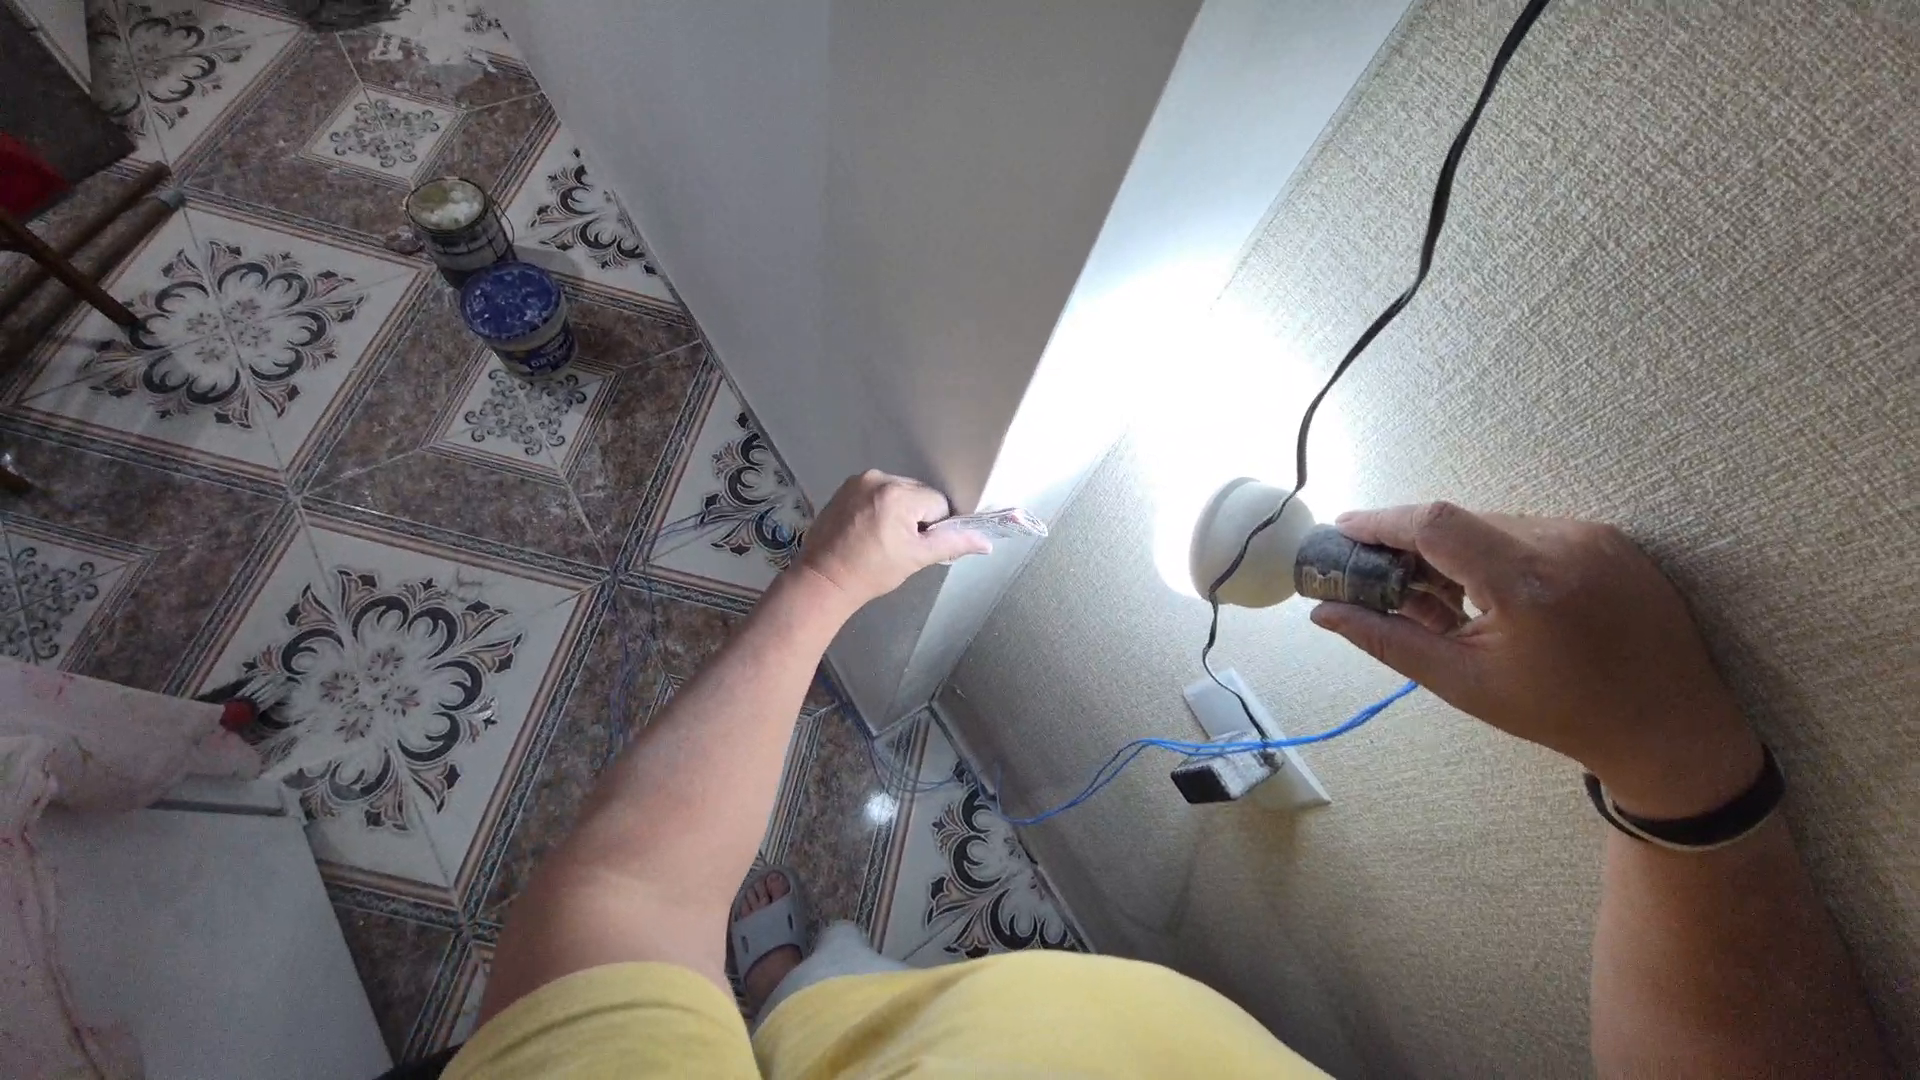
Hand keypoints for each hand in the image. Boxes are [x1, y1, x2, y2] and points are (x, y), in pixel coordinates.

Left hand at [794, 470, 991, 608]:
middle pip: (919, 494)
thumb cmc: (872, 572)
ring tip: (883, 537)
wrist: (824, 579)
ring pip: (900, 492)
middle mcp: (878, 478)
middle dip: (917, 516)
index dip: (933, 528)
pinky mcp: (846, 486)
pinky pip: (878, 491)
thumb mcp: (916, 558)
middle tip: (899, 544)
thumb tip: (986, 542)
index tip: (914, 546)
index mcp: (897, 494)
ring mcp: (858, 480)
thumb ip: (953, 544)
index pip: (938, 503)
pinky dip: (881, 506)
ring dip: (900, 510)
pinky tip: (870, 529)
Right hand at [1310, 502, 1763, 818]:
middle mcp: (1565, 543)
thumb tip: (1322, 612)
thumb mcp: (1459, 681)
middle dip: (1411, 544)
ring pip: (1491, 525)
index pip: (1436, 524)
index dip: (1381, 522)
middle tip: (1384, 581)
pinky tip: (1487, 594)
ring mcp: (1594, 536)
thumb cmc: (1556, 712)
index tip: (1343, 530)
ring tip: (1440, 599)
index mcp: (1527, 583)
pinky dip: (1491, 553)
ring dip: (1452, 551)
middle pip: (1460, 522)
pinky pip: (1527, 532)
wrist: (1672, 729)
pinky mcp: (1611, 540)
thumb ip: (1385, 640)